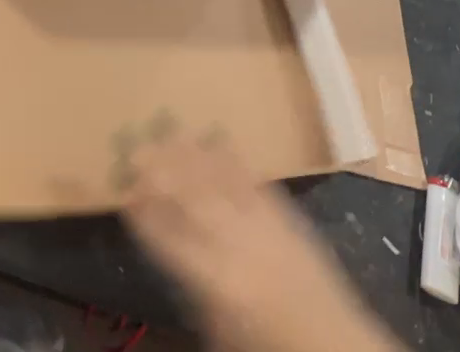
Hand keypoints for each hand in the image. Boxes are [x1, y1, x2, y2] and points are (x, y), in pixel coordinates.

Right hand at [123, 141, 403, 351]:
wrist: (337, 345)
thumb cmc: (267, 340)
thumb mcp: (217, 323)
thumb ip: (190, 280)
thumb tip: (166, 241)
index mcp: (216, 277)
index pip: (167, 235)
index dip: (142, 210)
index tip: (123, 189)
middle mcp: (237, 245)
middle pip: (191, 197)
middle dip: (159, 169)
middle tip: (133, 147)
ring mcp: (264, 225)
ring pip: (220, 181)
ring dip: (190, 153)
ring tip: (166, 130)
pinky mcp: (287, 216)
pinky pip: (254, 180)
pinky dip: (231, 157)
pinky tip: (214, 137)